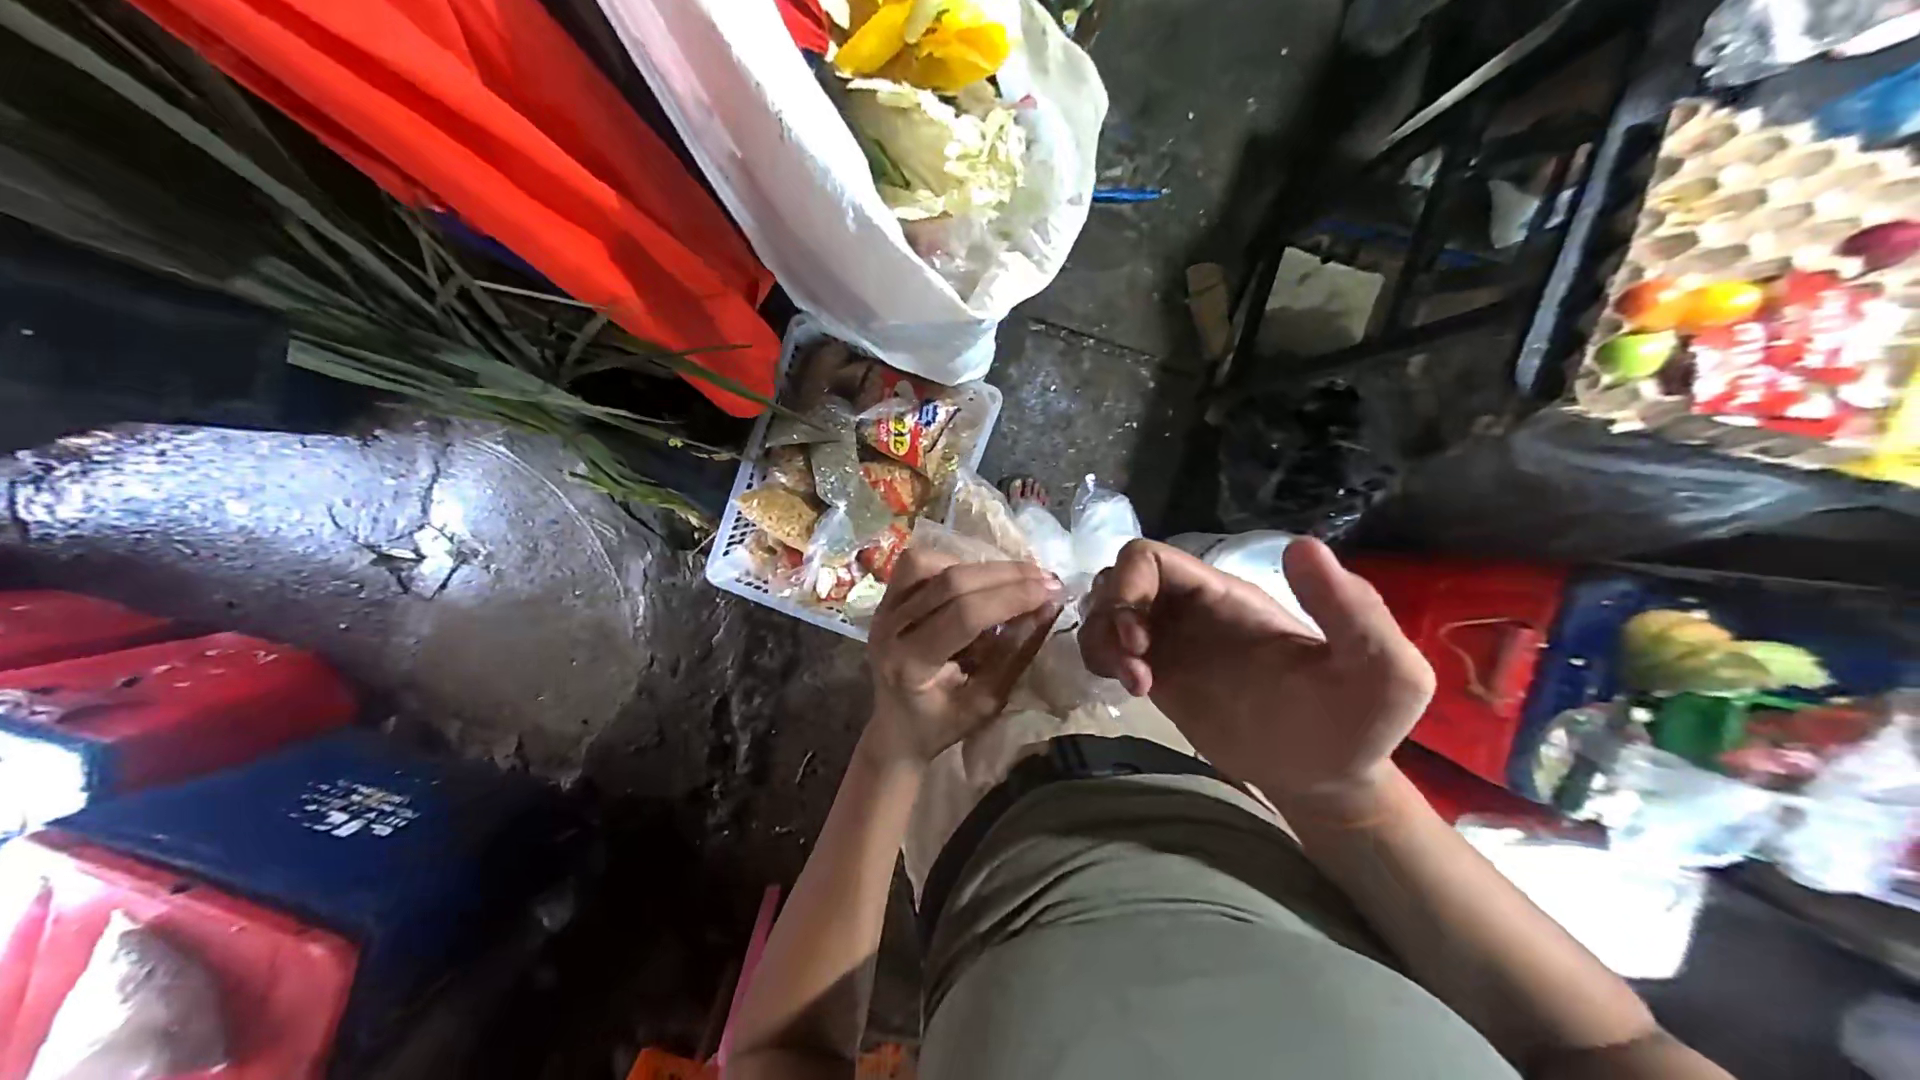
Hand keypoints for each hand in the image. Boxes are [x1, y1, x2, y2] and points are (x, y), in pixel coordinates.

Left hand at [865, 551, 1063, 767]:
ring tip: (1013, 580)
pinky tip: (976, 581)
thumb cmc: (942, 724)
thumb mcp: (986, 701)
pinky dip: (952, 563)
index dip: (1012, 597)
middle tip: (1047, 578)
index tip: (1053, 591)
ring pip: (930, 563)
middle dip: (1006, 575)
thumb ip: (1015, 654)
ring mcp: (882, 609)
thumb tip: (1047, 608)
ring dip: (978, 567)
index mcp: (910, 664)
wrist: (895, 729)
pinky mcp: (884, 599)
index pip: (965, 614)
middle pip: (951, 581)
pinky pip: (916, 564)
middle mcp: (889, 629)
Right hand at [1081, 538, 1433, 812]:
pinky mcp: (1161, 676)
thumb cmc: (1355, 725)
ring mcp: (1172, 642)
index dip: (1128, 584)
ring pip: (1104, 611)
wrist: (1326, 779)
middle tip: (1134, 662)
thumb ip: (1354, 610)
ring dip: (1102, 640)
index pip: (1150, 558)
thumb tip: (1300, 546)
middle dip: (1109, 614)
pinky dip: (1103, 661)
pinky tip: (1132, 690)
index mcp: (1227, 593)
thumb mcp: (1381, 672)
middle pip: (1117, 579)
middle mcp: (1190, 609)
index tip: (1138, 635)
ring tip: (1134, 682)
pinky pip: (1109, 650)